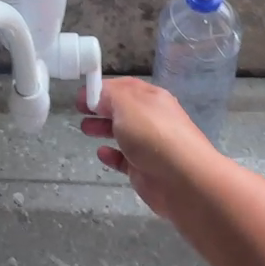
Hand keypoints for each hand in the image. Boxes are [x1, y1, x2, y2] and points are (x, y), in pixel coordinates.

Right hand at [78, 77, 221, 220]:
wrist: (184, 179)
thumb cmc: (153, 134)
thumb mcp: (126, 104)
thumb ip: (108, 95)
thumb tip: (97, 96)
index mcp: (151, 97)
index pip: (124, 86)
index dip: (102, 88)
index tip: (82, 95)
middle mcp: (151, 118)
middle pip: (122, 109)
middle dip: (101, 108)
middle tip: (80, 111)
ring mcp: (149, 145)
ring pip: (122, 133)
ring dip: (103, 128)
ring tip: (85, 130)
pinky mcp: (145, 169)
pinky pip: (124, 159)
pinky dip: (112, 155)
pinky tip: (101, 154)